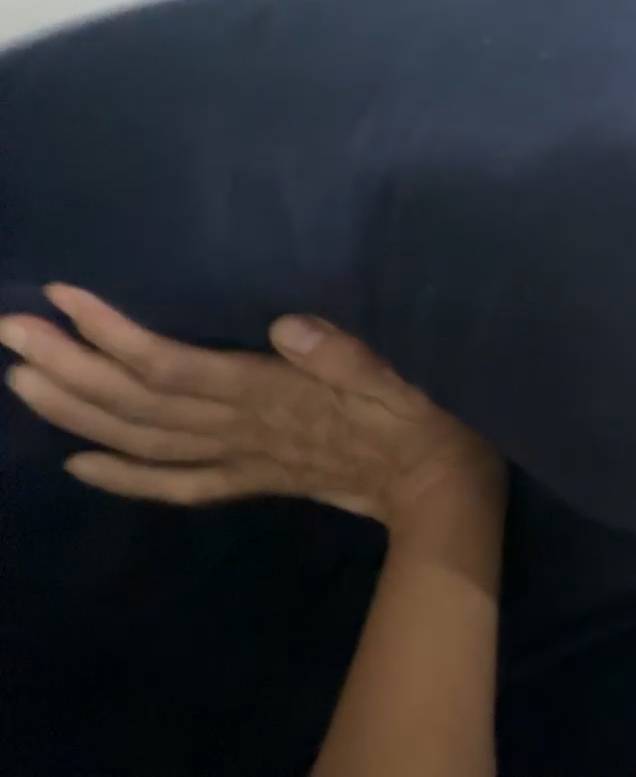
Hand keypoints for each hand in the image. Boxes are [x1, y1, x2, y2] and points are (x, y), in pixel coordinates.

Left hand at [0, 285, 499, 526]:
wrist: (441, 487)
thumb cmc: (429, 422)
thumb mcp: (404, 381)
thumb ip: (346, 356)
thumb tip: (285, 325)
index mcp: (278, 398)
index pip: (175, 366)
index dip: (114, 336)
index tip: (66, 301)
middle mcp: (246, 430)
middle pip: (139, 403)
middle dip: (71, 367)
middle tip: (11, 332)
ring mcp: (247, 460)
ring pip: (143, 440)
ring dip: (76, 413)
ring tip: (23, 380)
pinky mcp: (259, 480)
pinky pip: (178, 484)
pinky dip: (123, 477)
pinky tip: (80, 465)